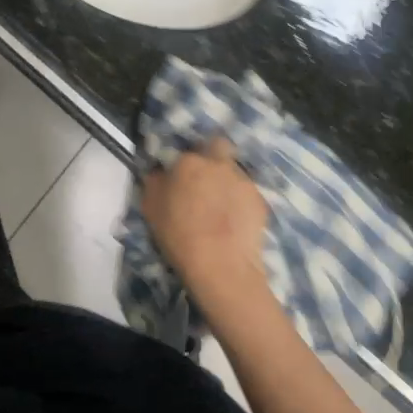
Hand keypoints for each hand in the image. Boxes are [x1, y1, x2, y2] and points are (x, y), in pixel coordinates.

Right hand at [141, 139, 269, 305]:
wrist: (221, 267)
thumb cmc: (179, 235)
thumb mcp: (151, 208)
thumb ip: (155, 182)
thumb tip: (160, 172)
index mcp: (189, 162)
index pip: (188, 149)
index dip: (186, 162)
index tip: (183, 177)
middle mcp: (218, 164)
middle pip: (219, 146)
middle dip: (214, 155)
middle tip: (206, 180)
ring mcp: (243, 181)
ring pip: (234, 171)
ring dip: (228, 182)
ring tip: (223, 207)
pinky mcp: (261, 201)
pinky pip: (247, 194)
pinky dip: (242, 203)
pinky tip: (236, 222)